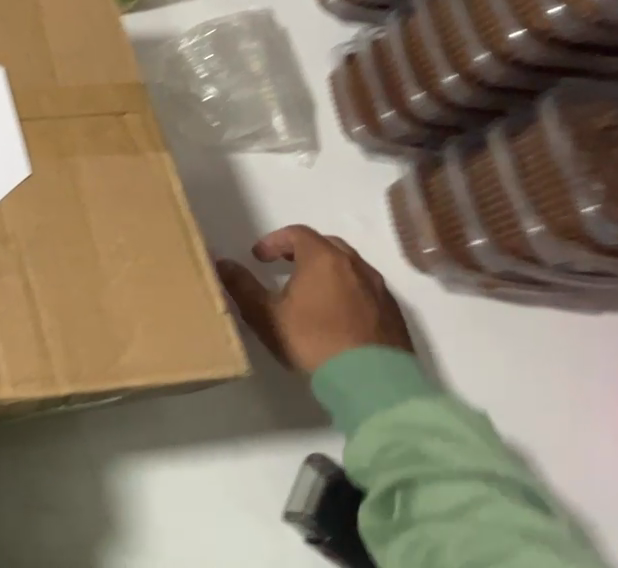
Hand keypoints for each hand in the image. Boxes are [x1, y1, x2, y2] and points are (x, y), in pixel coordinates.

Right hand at [216, 226, 412, 374]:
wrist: (373, 384)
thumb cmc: (312, 340)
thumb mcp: (265, 314)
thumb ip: (242, 285)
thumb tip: (222, 263)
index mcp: (324, 259)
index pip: (297, 233)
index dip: (273, 241)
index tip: (258, 258)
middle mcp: (356, 266)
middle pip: (327, 244)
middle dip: (302, 250)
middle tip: (283, 266)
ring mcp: (380, 290)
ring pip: (350, 267)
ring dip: (327, 270)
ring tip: (310, 292)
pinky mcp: (395, 314)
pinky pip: (366, 289)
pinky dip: (347, 290)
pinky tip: (336, 315)